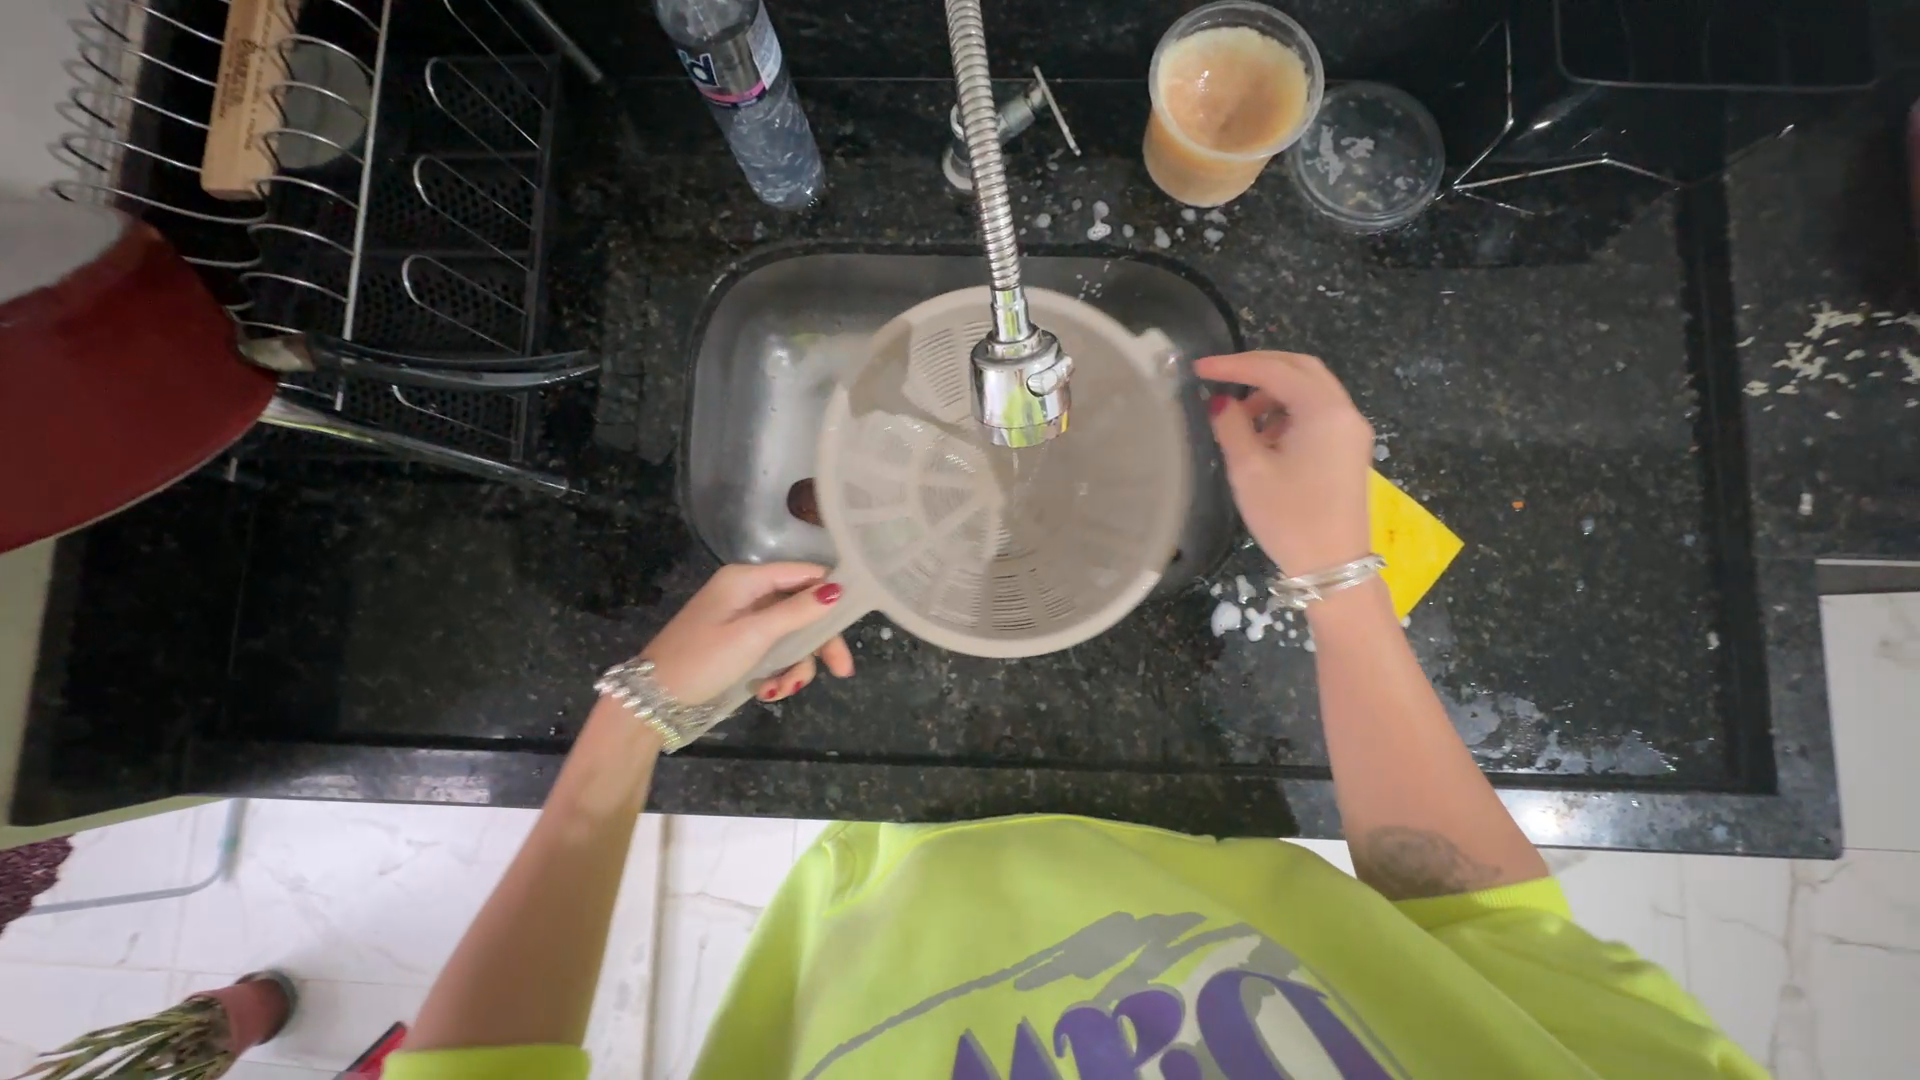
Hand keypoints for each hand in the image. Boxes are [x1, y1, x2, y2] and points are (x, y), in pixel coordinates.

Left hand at [638, 563, 853, 705]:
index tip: (856, 618)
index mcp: (747, 580)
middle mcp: (748, 595)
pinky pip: (774, 652)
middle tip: (840, 671)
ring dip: (795, 665)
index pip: (804, 573)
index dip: (831, 592)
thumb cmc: (703, 660)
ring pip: (792, 636)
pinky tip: (768, 691)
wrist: (654, 701)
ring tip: (783, 689)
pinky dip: (778, 672)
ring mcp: (744, 621)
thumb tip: (837, 588)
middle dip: (818, 642)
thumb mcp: (754, 635)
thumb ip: (797, 612)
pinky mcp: (740, 646)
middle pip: (802, 609)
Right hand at [1198, 351, 1373, 576]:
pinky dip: (1288, 410)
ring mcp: (1350, 431)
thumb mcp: (1249, 471)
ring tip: (1239, 416)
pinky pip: (1318, 412)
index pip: (1275, 371)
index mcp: (1324, 411)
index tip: (1199, 369)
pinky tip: (1264, 434)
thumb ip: (1232, 427)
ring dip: (1274, 391)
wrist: (1332, 566)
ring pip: (1311, 390)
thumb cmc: (1289, 518)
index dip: (1234, 366)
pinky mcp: (1348, 449)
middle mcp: (1344, 412)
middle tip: (1221, 377)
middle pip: (1301, 369)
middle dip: (1259, 368)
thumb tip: (1220, 402)